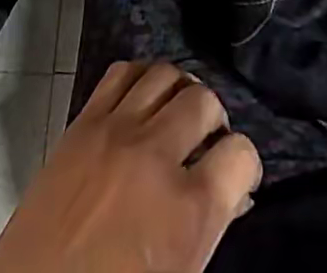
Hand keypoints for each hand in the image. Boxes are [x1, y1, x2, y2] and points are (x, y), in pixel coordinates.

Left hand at [0, 60, 260, 272]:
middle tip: (205, 141)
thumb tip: (233, 190)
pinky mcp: (81, 124)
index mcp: (188, 209)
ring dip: (180, 91)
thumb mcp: (180, 271)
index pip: (241, 154)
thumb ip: (211, 223)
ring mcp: (115, 133)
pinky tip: (142, 100)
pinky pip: (120, 72)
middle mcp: (155, 157)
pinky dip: (140, 77)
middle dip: (215, 119)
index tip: (237, 174)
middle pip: (205, 100)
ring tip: (176, 114)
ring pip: (166, 74)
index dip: (245, 165)